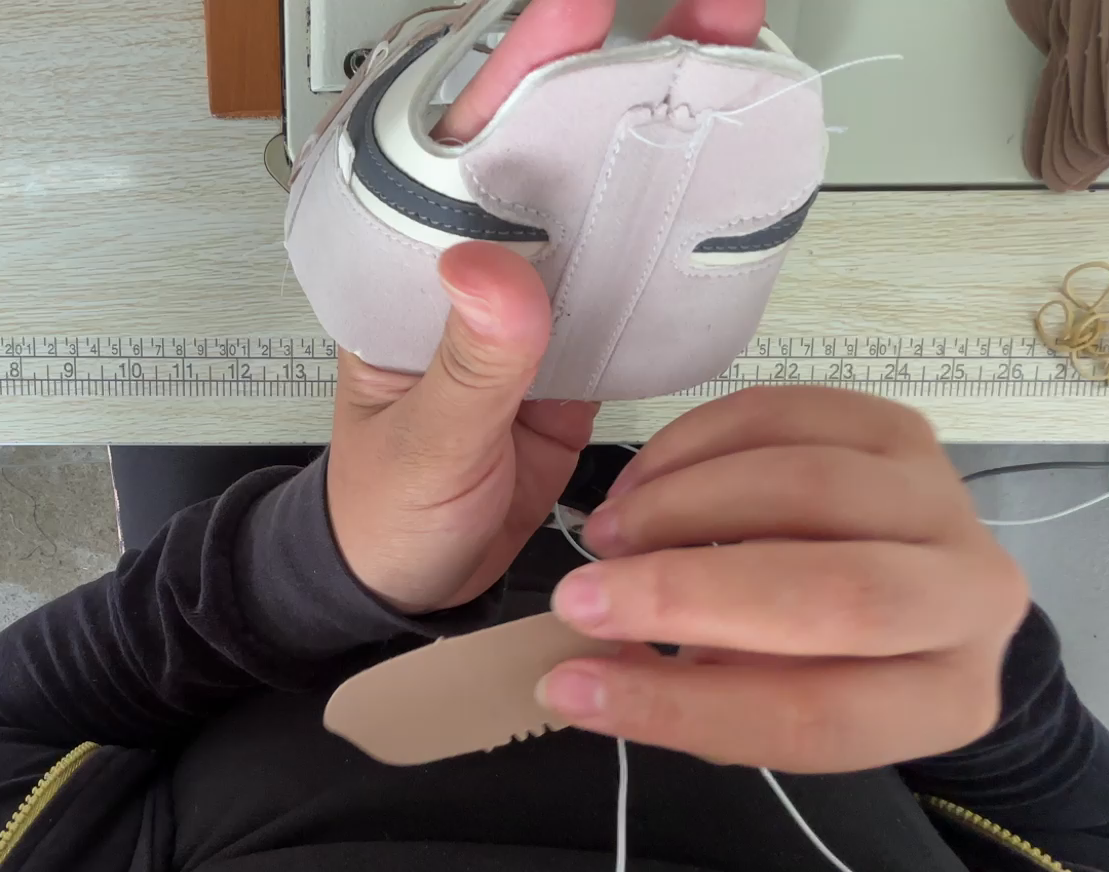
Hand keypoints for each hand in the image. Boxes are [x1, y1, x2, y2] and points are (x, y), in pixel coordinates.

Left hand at [327, 0, 765, 613]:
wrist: (414, 579)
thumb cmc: (381, 515)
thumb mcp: (420, 449)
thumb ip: (463, 368)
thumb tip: (491, 273)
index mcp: (406, 290)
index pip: (450, 163)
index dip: (509, 83)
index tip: (567, 19)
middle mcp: (469, 288)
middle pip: (537, 167)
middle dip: (606, 85)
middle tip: (691, 18)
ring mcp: (529, 322)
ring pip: (595, 221)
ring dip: (655, 155)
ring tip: (727, 80)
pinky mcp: (570, 363)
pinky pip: (627, 296)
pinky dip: (674, 255)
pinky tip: (720, 208)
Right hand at [534, 388, 1030, 773]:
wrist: (891, 579)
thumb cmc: (807, 658)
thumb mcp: (750, 702)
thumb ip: (674, 694)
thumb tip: (571, 677)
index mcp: (936, 702)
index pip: (813, 719)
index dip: (676, 707)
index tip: (565, 688)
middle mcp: (969, 599)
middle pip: (836, 594)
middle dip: (680, 593)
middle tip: (575, 597)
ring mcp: (937, 497)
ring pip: (803, 484)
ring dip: (673, 509)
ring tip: (605, 535)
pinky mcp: (892, 427)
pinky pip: (781, 415)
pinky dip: (687, 446)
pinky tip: (638, 484)